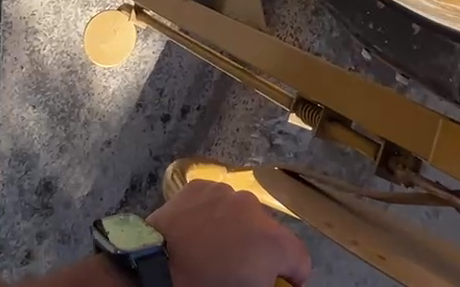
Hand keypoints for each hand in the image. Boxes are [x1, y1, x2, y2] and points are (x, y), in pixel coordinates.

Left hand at [147, 180, 312, 286]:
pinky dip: (214, 214)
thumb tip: (269, 275)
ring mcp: (224, 191)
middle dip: (262, 251)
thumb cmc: (208, 286)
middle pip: (270, 232)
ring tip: (216, 248)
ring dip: (238, 229)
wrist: (158, 266)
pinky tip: (200, 231)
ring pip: (242, 213)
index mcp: (273, 240)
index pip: (301, 259)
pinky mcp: (199, 184)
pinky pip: (216, 200)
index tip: (276, 284)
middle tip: (241, 269)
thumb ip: (269, 281)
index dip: (292, 276)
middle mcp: (253, 207)